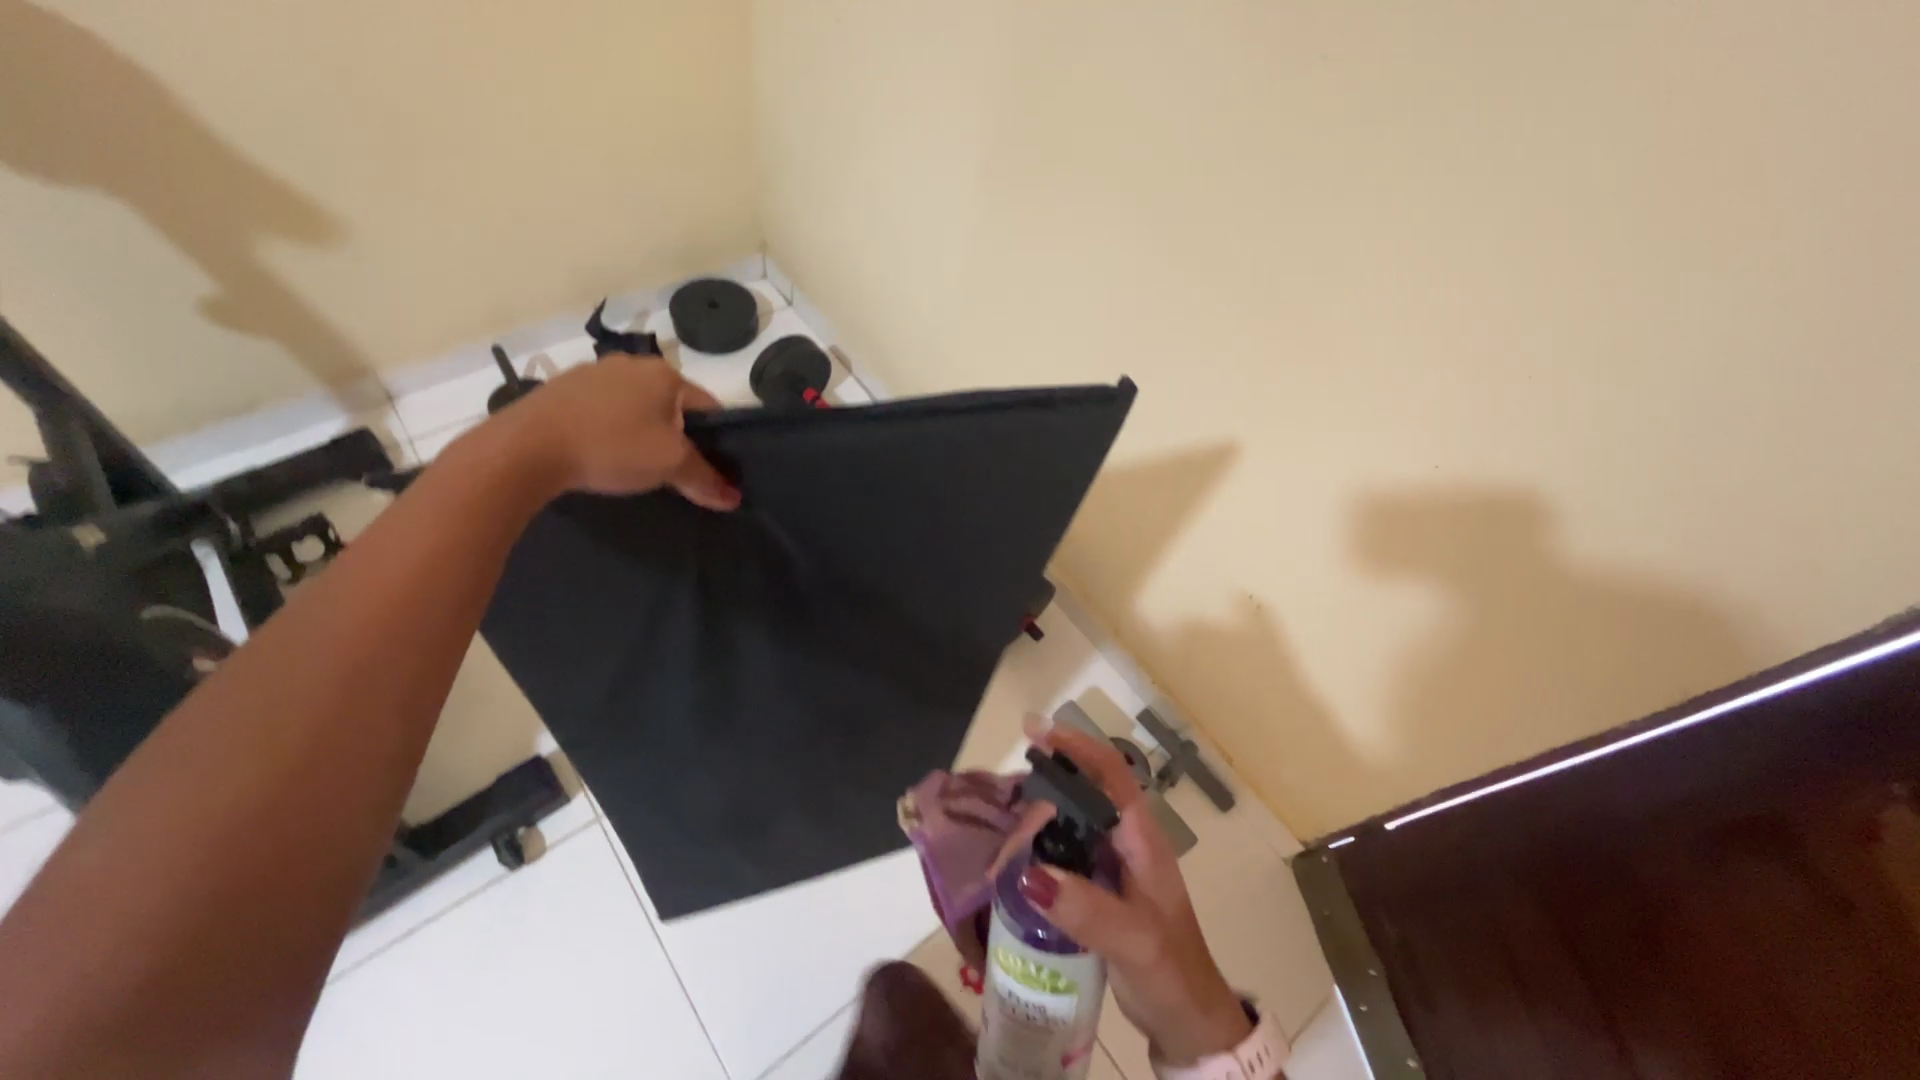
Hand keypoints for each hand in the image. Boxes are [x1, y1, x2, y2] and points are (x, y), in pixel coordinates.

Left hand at [492, 354, 740, 506]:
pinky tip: (600, 453)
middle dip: (676, 434)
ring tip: (632, 464)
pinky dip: (609, 429)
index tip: (711, 467)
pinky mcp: (562, 388)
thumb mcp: (669, 466)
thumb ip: (705, 479)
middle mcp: (632, 363)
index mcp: (665, 374)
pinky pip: (602, 409)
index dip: (716, 440)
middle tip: (672, 470)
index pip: (708, 407)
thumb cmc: (612, 447)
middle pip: (671, 404)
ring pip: (634, 406)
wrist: (527, 447)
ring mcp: (593, 372)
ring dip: (640, 431)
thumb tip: (734, 498)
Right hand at [1010, 717, 1252, 1065]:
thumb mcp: (1133, 940)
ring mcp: (1112, 866)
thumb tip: (1027, 873)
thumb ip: (1085, 909)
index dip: (1076, 747)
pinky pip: (1063, 853)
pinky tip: (1011, 860)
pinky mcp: (1099, 890)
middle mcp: (1126, 842)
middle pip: (1084, 791)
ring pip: (1070, 821)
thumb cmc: (1171, 972)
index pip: (1111, 774)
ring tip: (997, 820)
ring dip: (1037, 814)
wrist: (1190, 1022)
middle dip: (1045, 779)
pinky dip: (1036, 847)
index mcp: (1142, 840)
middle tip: (1001, 791)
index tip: (1035, 731)